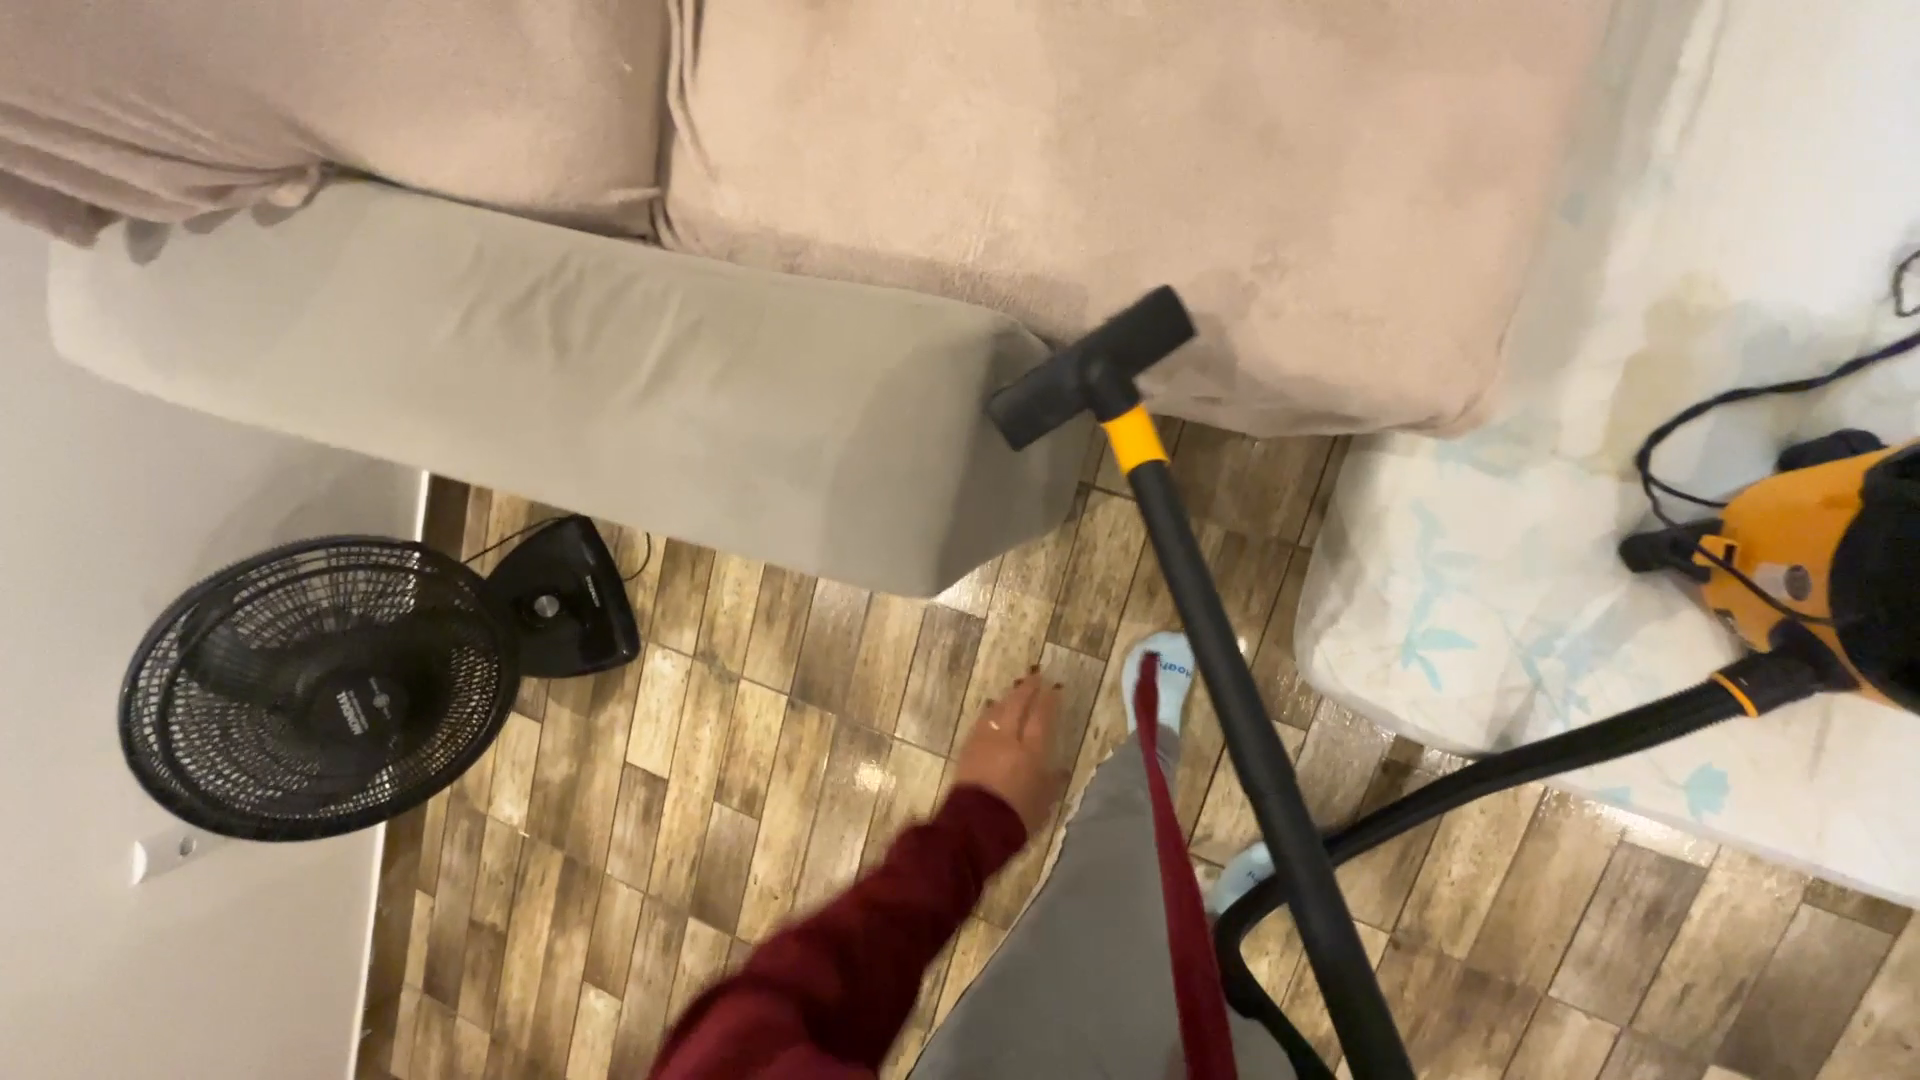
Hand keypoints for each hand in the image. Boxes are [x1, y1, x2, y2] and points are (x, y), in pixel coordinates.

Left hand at [950, 669, 1067, 834]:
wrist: (973, 827)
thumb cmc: (1016, 819)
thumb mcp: (1044, 804)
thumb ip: (1052, 782)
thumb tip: (1059, 769)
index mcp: (1031, 751)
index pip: (1041, 717)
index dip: (1049, 700)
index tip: (1055, 688)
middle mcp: (1008, 739)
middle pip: (1017, 705)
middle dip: (1027, 689)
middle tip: (1035, 677)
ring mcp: (985, 741)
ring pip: (997, 710)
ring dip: (1008, 697)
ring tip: (1014, 690)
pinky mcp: (968, 748)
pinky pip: (982, 722)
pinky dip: (990, 713)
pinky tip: (992, 710)